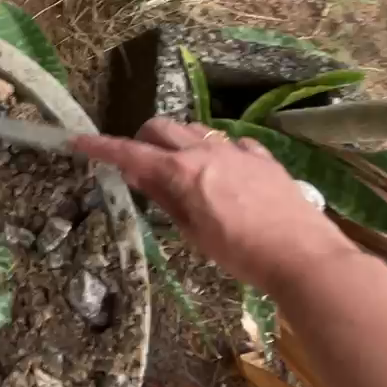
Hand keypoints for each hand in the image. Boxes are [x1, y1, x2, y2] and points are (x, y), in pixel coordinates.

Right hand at [72, 119, 359, 293]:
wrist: (308, 260)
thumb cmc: (243, 255)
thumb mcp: (194, 234)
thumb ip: (164, 199)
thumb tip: (139, 176)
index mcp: (180, 172)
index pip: (129, 152)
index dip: (100, 147)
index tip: (77, 140)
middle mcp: (203, 151)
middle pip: (159, 127)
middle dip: (143, 138)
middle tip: (143, 162)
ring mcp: (235, 150)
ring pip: (193, 128)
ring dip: (180, 141)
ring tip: (186, 167)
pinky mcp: (262, 157)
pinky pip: (231, 141)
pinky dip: (219, 150)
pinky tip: (227, 171)